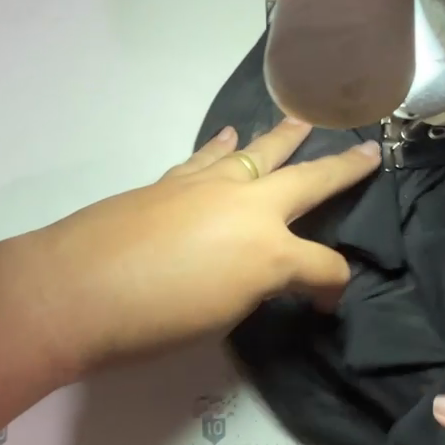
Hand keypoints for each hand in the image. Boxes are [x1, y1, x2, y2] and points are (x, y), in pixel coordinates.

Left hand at [12, 119, 379, 374]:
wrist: (75, 290)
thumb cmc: (153, 324)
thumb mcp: (222, 318)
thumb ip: (251, 288)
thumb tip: (255, 272)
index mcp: (271, 254)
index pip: (323, 268)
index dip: (333, 289)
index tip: (327, 304)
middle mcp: (250, 208)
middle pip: (310, 180)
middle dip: (345, 168)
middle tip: (369, 150)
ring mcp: (210, 186)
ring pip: (259, 152)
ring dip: (285, 137)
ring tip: (304, 120)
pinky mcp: (173, 181)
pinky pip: (208, 157)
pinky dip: (224, 146)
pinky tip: (231, 135)